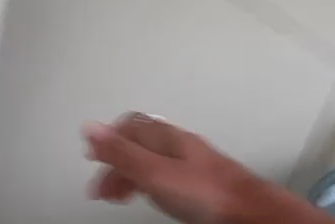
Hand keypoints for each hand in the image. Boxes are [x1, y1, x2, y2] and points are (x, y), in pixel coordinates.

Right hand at [84, 113, 305, 223]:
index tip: (90, 151)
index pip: (129, 125)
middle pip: (139, 140)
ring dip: (130, 169)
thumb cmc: (206, 191)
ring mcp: (190, 158)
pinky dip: (148, 177)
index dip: (107, 137)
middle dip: (116, 156)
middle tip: (100, 179)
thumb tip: (92, 126)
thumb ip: (122, 151)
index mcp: (165, 135)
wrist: (245, 209)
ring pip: (151, 156)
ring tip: (117, 190)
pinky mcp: (198, 177)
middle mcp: (178, 142)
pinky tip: (150, 189)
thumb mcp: (154, 172)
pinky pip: (164, 169)